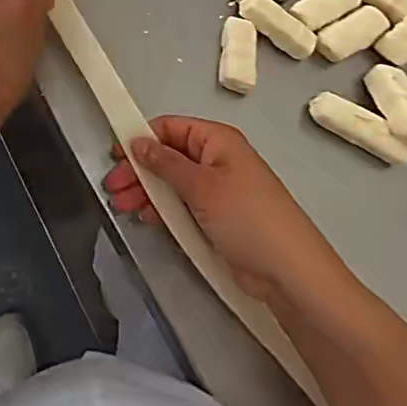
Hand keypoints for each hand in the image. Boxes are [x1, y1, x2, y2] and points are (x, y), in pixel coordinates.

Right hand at [104, 116, 347, 301]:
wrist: (293, 277)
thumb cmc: (248, 219)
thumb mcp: (201, 186)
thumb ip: (165, 163)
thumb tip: (139, 143)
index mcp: (217, 140)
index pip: (169, 128)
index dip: (141, 138)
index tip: (115, 155)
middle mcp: (217, 160)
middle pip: (167, 156)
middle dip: (139, 170)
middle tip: (113, 187)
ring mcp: (218, 191)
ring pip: (172, 183)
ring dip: (146, 192)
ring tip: (123, 206)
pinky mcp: (219, 219)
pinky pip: (183, 206)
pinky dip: (163, 210)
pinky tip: (146, 218)